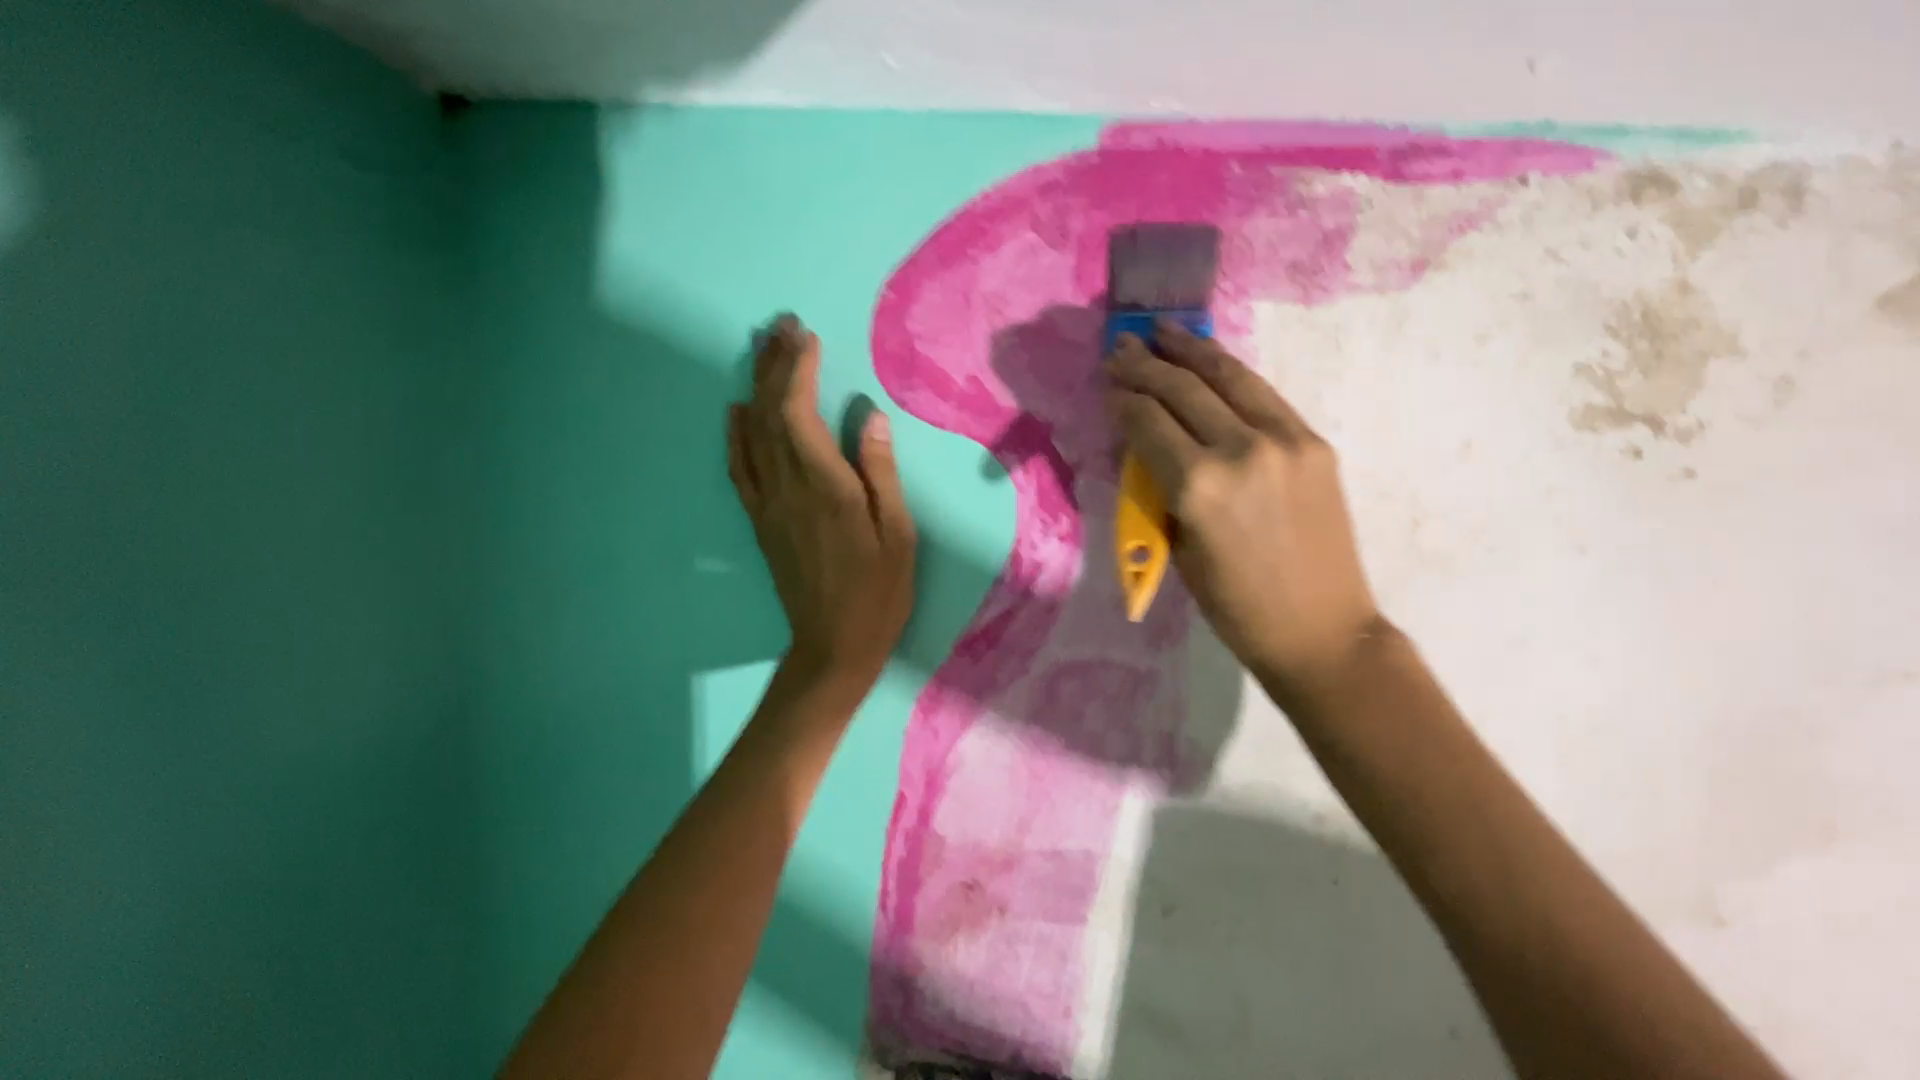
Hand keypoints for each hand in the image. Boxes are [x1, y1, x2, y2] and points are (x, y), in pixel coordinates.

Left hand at [728, 315, 916, 693]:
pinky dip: (735, 434)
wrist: (834, 646)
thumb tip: (870, 417)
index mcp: (827, 487)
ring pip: (752, 433)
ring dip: (756, 387)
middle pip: (770, 413)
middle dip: (775, 365)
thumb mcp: (899, 535)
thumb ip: (881, 473)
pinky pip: (739, 469)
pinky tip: (736, 410)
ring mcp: (768, 504)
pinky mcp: (760, 521)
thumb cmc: (879, 592)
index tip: (806, 337)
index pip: (799, 412)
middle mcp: (788, 488)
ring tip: (763, 350)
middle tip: (783, 326)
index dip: (798, 370)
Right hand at [1107, 320, 1385, 694]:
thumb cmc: (1236, 607)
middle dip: (1145, 364)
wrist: (1322, 629)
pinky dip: (1230, 374)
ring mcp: (1283, 440)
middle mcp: (1240, 450)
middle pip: (1182, 389)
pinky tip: (1211, 361)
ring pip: (1228, 377)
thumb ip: (1161, 489)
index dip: (1122, 398)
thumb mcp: (1179, 551)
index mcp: (1198, 487)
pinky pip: (1262, 395)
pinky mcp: (1313, 441)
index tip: (1107, 382)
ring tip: (1163, 330)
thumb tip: (1145, 444)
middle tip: (1122, 346)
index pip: (1148, 421)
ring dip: (1190, 350)